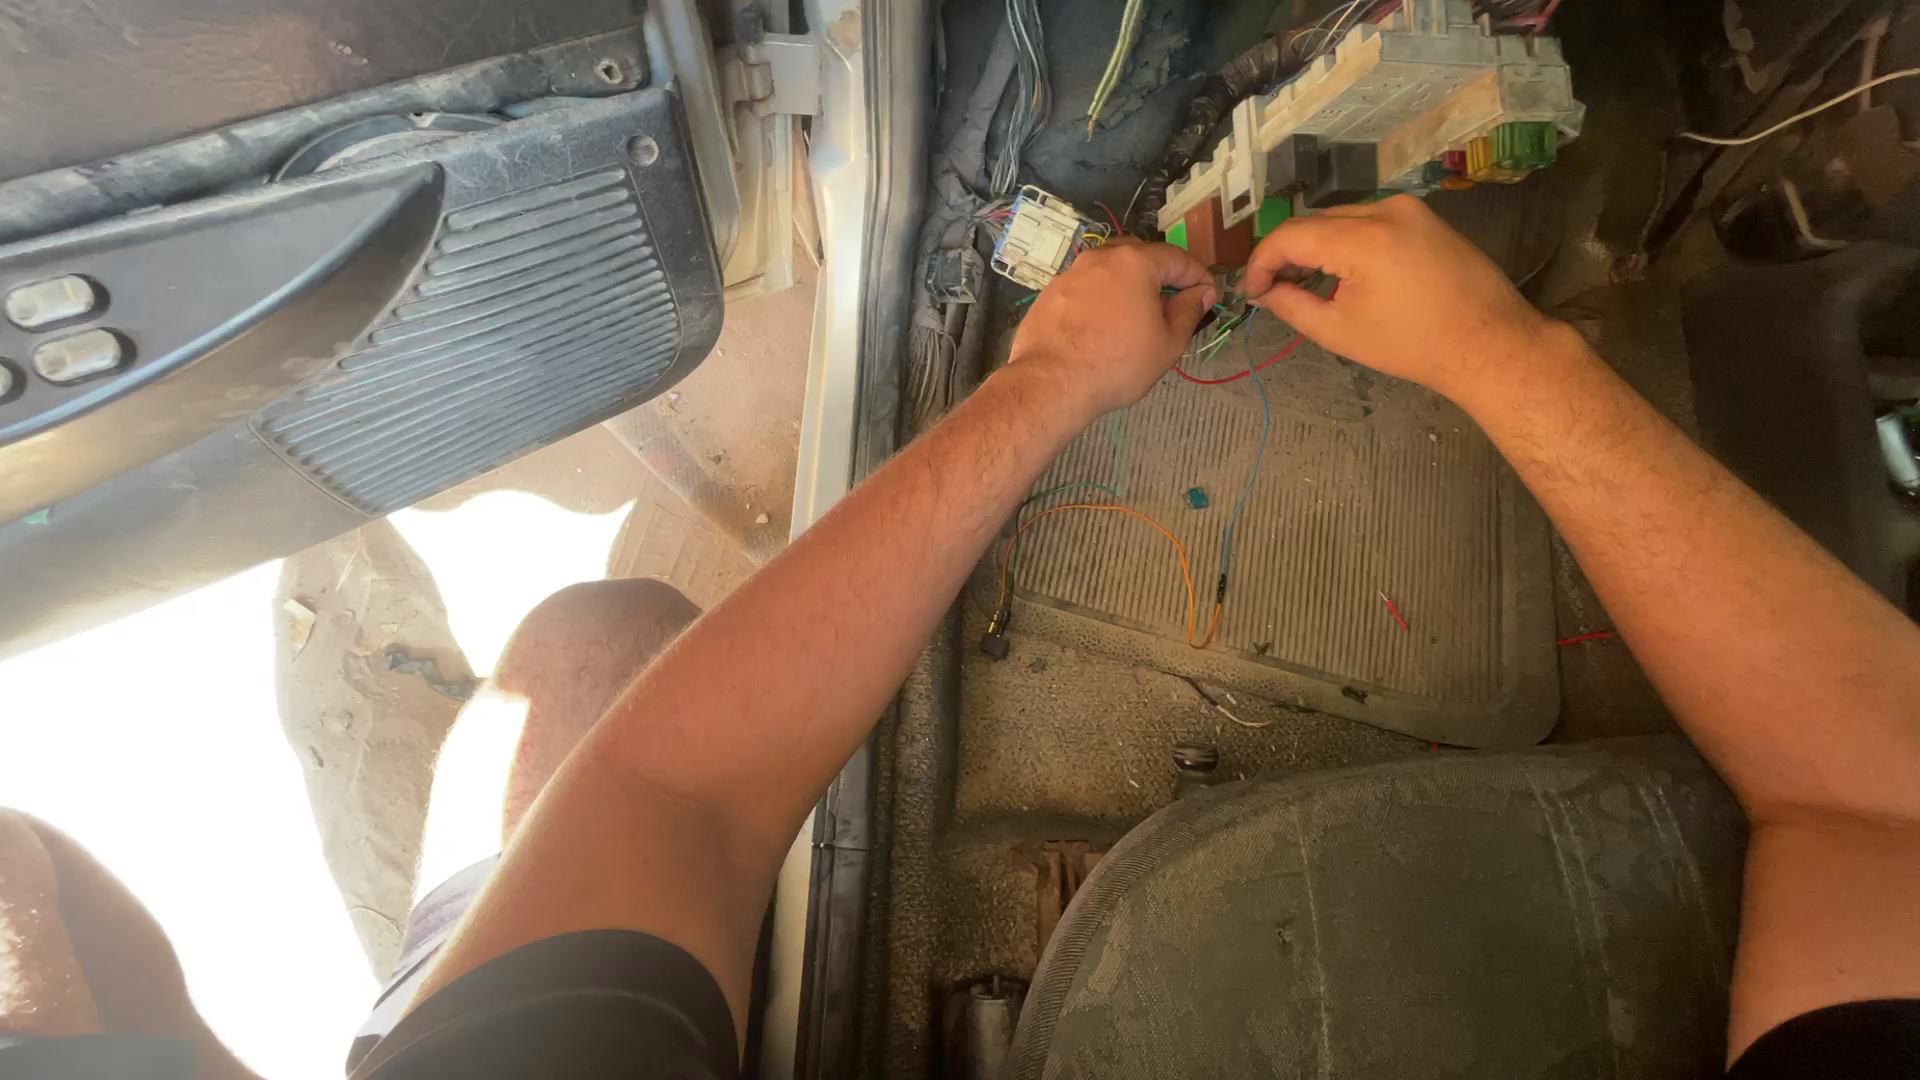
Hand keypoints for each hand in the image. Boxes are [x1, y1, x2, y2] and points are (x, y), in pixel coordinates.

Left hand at [1008, 238, 1215, 416]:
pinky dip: (1097, 303)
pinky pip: (1082, 292)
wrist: (1050, 382)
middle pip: (1139, 258)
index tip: (1207, 295)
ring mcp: (1069, 275)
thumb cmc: (1117, 363)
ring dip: (1125, 289)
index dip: (1197, 277)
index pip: (1177, 259)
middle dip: (1158, 277)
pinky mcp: (1047, 296)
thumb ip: (1188, 312)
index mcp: (1135, 262)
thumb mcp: (1167, 344)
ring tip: (1132, 319)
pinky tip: (1097, 329)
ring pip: (1107, 274)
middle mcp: (1100, 258)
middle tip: (1168, 305)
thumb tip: (1201, 293)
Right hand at [1242, 195, 1557, 396]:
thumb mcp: (1336, 330)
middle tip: (1270, 291)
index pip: (1289, 235)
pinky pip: (1364, 221)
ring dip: (1310, 247)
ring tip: (1300, 284)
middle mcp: (1384, 209)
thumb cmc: (1407, 344)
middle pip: (1311, 221)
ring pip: (1336, 218)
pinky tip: (1335, 273)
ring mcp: (1406, 209)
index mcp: (1362, 237)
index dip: (1260, 262)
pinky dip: (1339, 243)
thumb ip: (1289, 304)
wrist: (1484, 341)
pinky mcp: (1421, 217)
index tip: (1250, 292)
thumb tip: (1260, 292)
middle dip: (1283, 254)